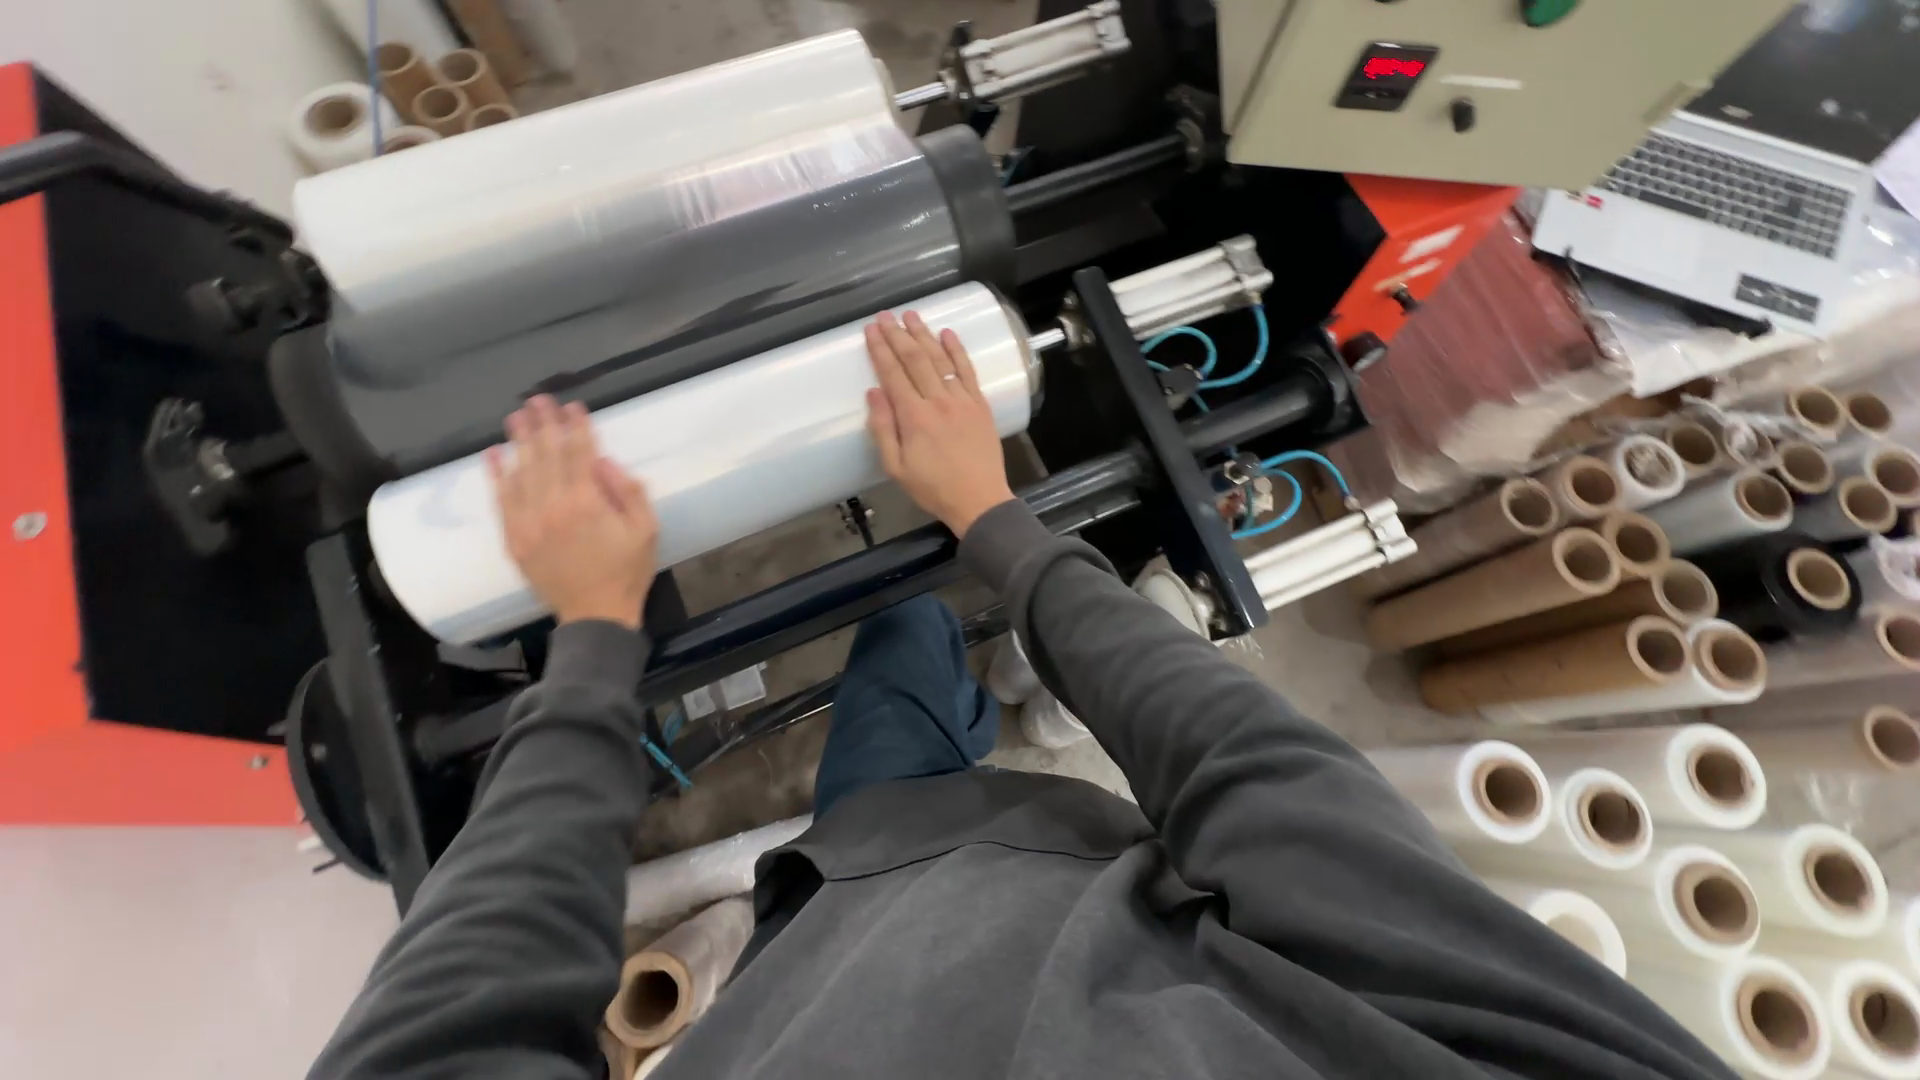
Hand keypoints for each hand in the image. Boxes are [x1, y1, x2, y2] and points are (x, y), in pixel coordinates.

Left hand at [488, 396, 658, 629]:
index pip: (579, 452)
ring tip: (516, 417)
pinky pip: (502, 499)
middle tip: (537, 400)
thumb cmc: (627, 571)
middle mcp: (553, 505)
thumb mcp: (646, 530)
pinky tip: (496, 455)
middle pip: (546, 455)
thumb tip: (604, 461)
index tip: (572, 406)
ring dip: (519, 442)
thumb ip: (629, 492)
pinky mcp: (514, 538)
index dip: (576, 426)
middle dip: (543, 425)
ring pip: (521, 472)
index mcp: (587, 502)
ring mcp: (528, 522)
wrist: (595, 614)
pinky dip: (498, 475)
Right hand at [864, 311, 1015, 536]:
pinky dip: (958, 351)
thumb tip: (874, 393)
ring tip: (912, 315)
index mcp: (914, 417)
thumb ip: (883, 429)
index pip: (893, 374)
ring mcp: (962, 401)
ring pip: (941, 360)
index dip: (880, 350)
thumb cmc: (934, 488)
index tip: (871, 330)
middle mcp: (938, 402)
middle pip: (915, 360)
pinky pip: (968, 371)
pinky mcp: (980, 405)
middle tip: (886, 315)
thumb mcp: (896, 468)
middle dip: (898, 335)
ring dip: (925, 335)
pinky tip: (948, 334)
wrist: (979, 500)